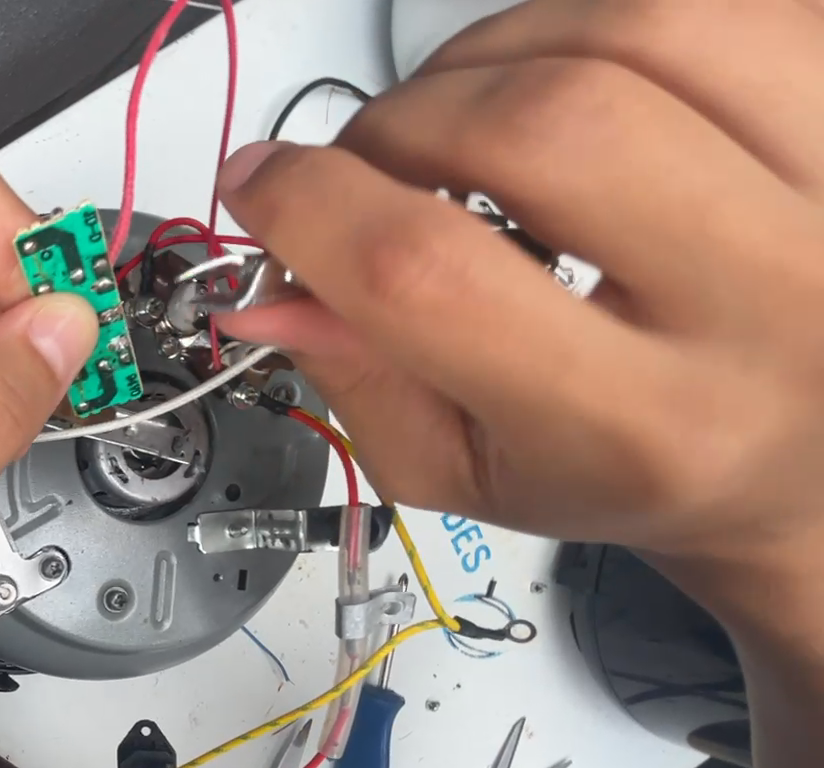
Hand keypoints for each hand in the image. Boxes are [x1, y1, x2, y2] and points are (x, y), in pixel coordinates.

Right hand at [217, 0, 823, 588]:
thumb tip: (258, 297)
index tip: (251, 184)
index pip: (428, 276)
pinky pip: (713, 3)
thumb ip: (351, 377)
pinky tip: (541, 89)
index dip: (311, 210)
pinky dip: (577, 29)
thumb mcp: (448, 464)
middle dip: (392, 129)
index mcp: (624, 422)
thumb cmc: (613, 471)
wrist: (808, 452)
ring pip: (631, 32)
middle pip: (534, 129)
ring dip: (479, 65)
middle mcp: (772, 295)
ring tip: (442, 127)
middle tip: (353, 171)